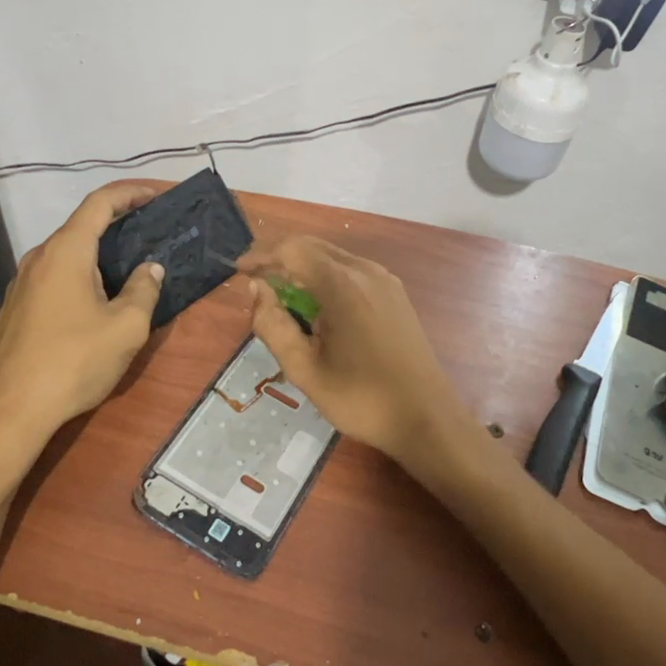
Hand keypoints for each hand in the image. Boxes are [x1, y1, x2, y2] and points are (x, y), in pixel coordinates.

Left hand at [0, 182, 165, 444]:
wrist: (8, 411)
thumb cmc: (73, 362)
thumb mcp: (125, 327)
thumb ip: (143, 290)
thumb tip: (150, 268)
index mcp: (66, 251)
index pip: (100, 202)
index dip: (132, 192)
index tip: (161, 195)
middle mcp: (40, 258)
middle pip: (83, 226)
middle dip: (121, 224)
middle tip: (156, 234)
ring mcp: (23, 284)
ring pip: (69, 255)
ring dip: (102, 254)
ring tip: (135, 268)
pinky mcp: (17, 309)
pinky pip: (57, 277)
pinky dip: (84, 275)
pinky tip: (102, 301)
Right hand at [240, 237, 469, 469]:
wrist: (426, 418)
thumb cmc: (361, 399)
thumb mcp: (305, 370)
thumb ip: (273, 325)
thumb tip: (257, 289)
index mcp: (343, 285)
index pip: (292, 250)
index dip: (261, 256)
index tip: (239, 273)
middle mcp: (366, 271)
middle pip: (312, 247)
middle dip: (280, 259)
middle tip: (255, 283)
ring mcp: (385, 280)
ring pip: (332, 257)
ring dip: (303, 268)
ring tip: (280, 297)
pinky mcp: (395, 293)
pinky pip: (351, 271)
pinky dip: (326, 278)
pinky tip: (316, 306)